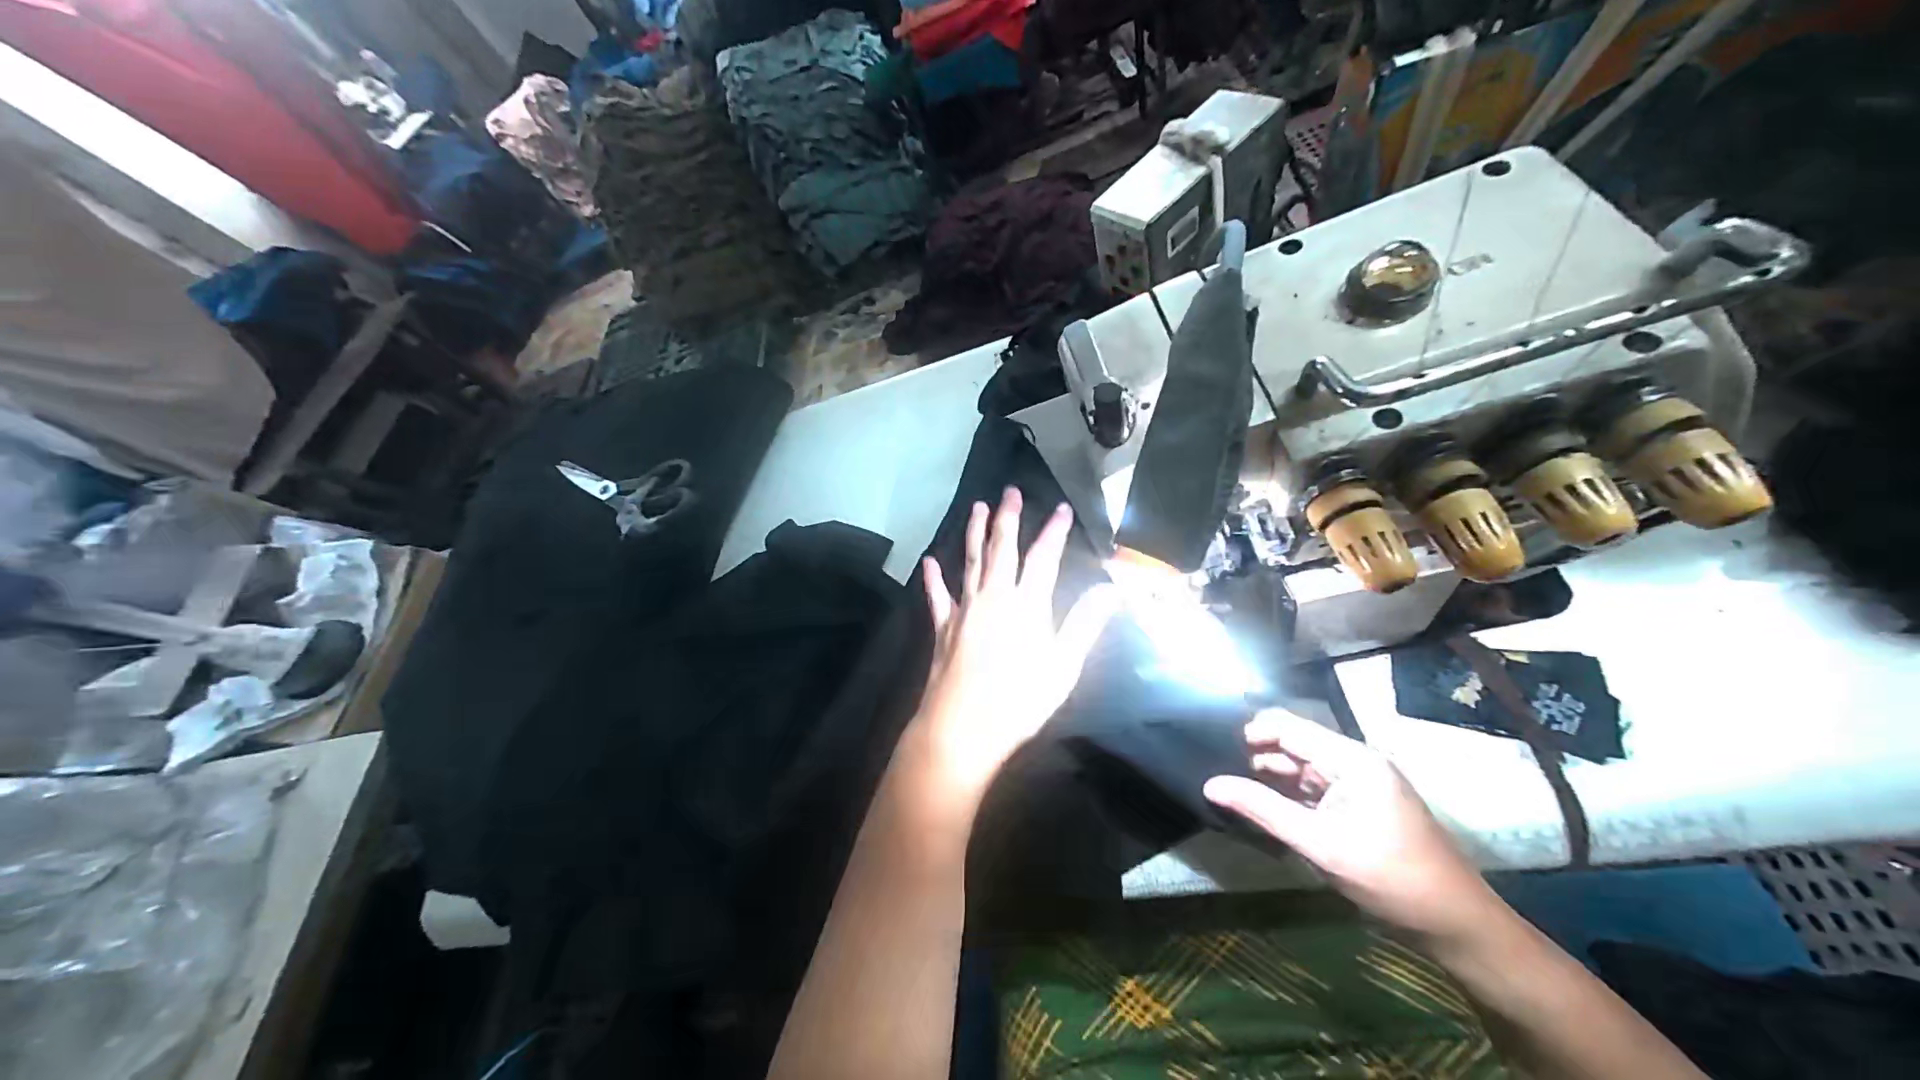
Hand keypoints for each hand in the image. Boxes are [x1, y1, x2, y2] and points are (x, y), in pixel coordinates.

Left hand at [904, 487, 1119, 804]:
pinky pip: (938, 596)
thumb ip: (1084, 624)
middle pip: (1001, 548)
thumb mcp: (1063, 667)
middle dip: (1008, 518)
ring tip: (977, 508)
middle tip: (1010, 491)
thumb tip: (1110, 589)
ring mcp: (964, 610)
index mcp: (1026, 605)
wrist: (961, 729)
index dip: (1054, 531)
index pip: (1043, 558)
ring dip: (975, 533)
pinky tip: (929, 562)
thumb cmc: (1018, 701)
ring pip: (970, 562)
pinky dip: (933, 578)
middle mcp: (993, 597)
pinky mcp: (942, 628)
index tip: (1062, 510)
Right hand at [1204, 710, 1498, 942]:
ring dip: (1272, 776)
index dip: (1252, 733)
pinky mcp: (1359, 805)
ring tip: (1234, 789)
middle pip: (1295, 744)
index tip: (1214, 749)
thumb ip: (1263, 809)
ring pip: (1303, 767)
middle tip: (1219, 772)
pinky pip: (1315, 788)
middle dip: (1258, 755)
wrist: (1456, 924)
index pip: (1291, 728)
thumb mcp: (1319, 844)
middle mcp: (1356, 762)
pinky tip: (1264, 806)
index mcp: (1353, 759)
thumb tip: (1211, 785)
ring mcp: (1360, 783)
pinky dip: (1290, 794)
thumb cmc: (1389, 878)